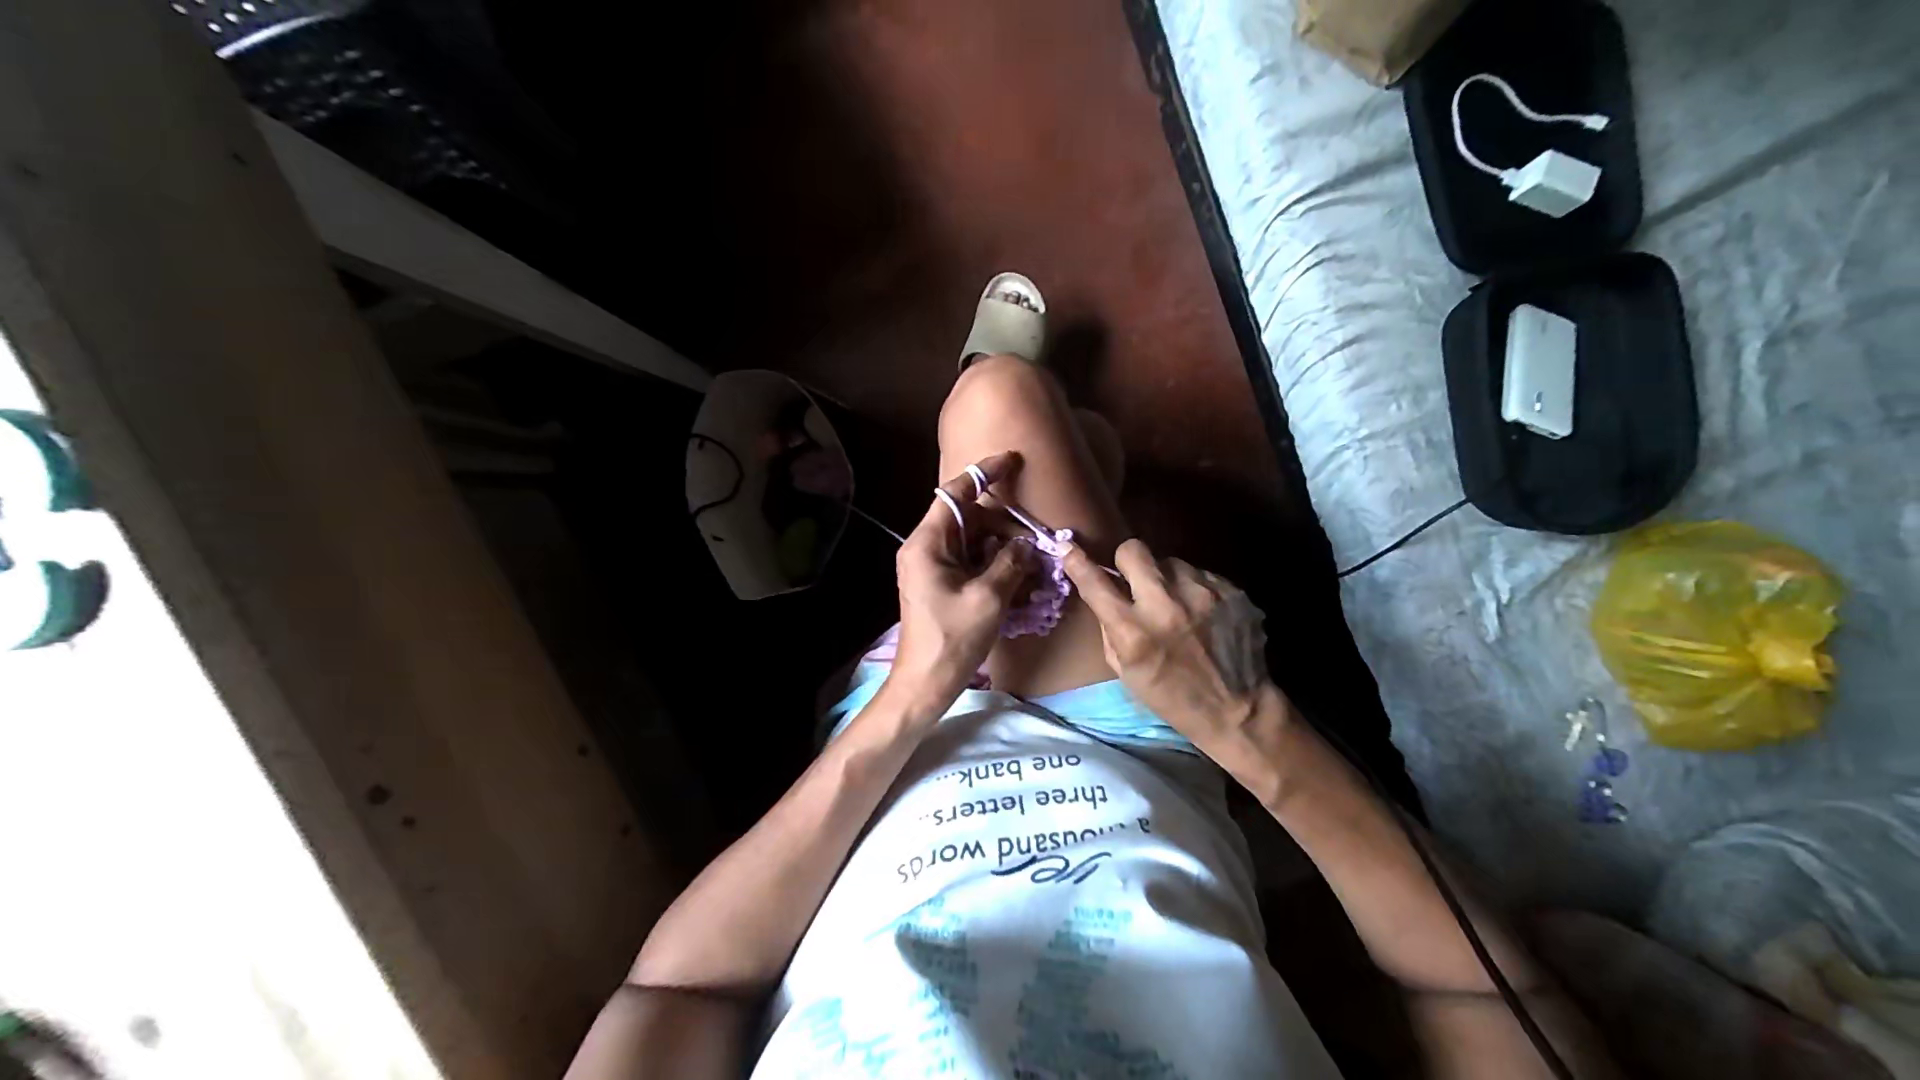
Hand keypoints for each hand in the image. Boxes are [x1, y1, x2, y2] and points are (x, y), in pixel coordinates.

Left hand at [888, 453, 1034, 712]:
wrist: (925, 684)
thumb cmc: (951, 640)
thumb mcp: (988, 598)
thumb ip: (1010, 563)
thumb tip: (1027, 546)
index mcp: (927, 544)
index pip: (955, 494)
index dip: (984, 474)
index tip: (1011, 460)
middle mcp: (925, 549)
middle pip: (968, 519)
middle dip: (1003, 525)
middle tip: (1036, 540)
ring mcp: (932, 568)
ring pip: (972, 542)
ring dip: (1002, 548)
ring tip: (1031, 562)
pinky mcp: (940, 585)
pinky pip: (970, 562)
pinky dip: (993, 565)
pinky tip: (1017, 579)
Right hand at [1063, 539, 1280, 752]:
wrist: (1238, 710)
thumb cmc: (1171, 696)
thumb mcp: (1125, 670)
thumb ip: (1110, 626)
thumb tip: (1101, 591)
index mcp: (1133, 632)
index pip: (1095, 582)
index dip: (1077, 562)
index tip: (1068, 548)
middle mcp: (1166, 605)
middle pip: (1133, 550)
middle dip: (1127, 561)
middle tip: (1134, 580)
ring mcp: (1203, 593)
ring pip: (1170, 561)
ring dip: (1166, 578)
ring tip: (1176, 605)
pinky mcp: (1230, 590)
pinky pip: (1199, 574)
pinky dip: (1193, 590)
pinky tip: (1201, 614)